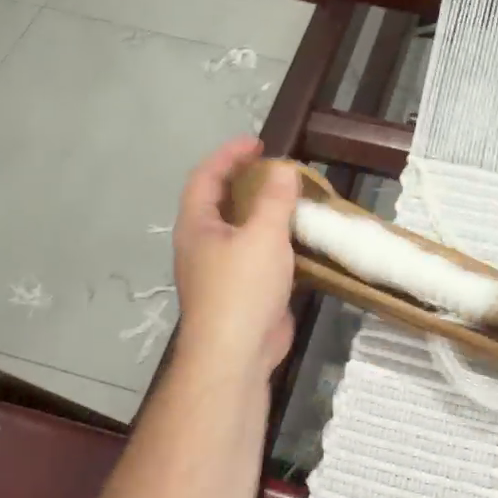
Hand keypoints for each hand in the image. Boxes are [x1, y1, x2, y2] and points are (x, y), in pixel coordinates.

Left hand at [171, 137, 299, 379]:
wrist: (236, 355)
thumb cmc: (242, 288)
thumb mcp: (263, 235)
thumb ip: (275, 199)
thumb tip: (283, 168)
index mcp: (197, 225)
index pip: (206, 177)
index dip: (229, 155)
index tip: (258, 142)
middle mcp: (203, 244)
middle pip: (220, 202)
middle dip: (247, 181)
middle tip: (278, 169)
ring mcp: (220, 271)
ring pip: (240, 230)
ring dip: (264, 212)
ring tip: (294, 199)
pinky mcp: (241, 292)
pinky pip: (257, 255)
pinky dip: (276, 241)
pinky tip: (300, 240)